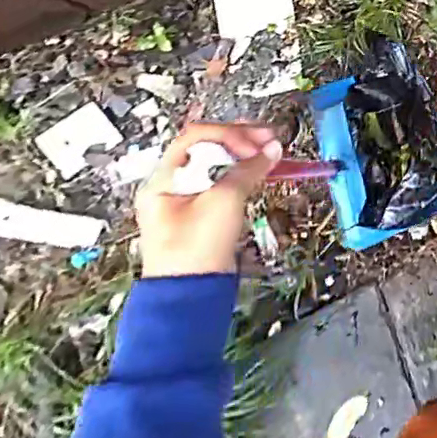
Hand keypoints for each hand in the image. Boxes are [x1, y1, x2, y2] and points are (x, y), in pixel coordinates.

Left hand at [136, 123, 280, 276]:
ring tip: (269, 150)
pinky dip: (239, 174)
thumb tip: (273, 148)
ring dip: (242, 155)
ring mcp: (184, 200)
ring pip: (215, 164)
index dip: (229, 134)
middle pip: (205, 147)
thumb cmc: (199, 247)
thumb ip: (248, 170)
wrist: (190, 303)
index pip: (196, 136)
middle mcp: (170, 184)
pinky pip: (219, 183)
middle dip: (239, 140)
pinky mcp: (199, 215)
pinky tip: (259, 170)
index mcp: (163, 178)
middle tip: (269, 137)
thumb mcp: (224, 202)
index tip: (256, 144)